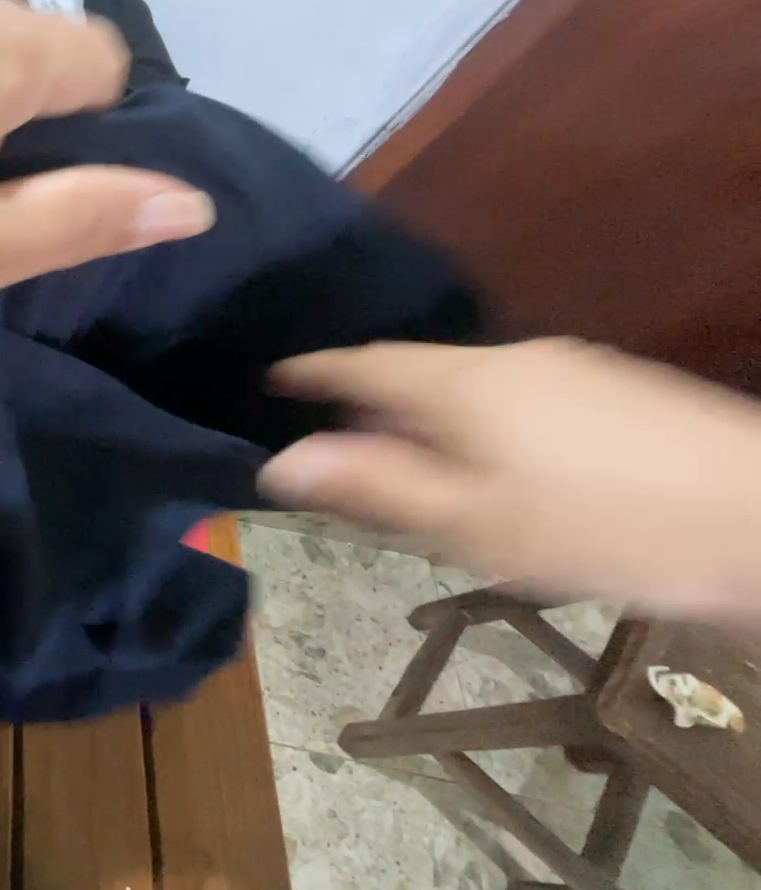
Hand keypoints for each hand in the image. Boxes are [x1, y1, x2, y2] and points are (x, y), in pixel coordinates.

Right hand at [258, 338, 760, 620]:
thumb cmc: (608, 528)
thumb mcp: (472, 522)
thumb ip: (373, 487)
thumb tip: (280, 462)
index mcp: (460, 385)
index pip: (362, 364)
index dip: (312, 370)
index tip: (275, 378)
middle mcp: (506, 361)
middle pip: (412, 371)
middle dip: (368, 402)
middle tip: (345, 446)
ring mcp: (565, 369)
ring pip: (462, 382)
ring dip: (422, 412)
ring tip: (417, 463)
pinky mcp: (612, 388)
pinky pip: (508, 389)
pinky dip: (472, 415)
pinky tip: (496, 462)